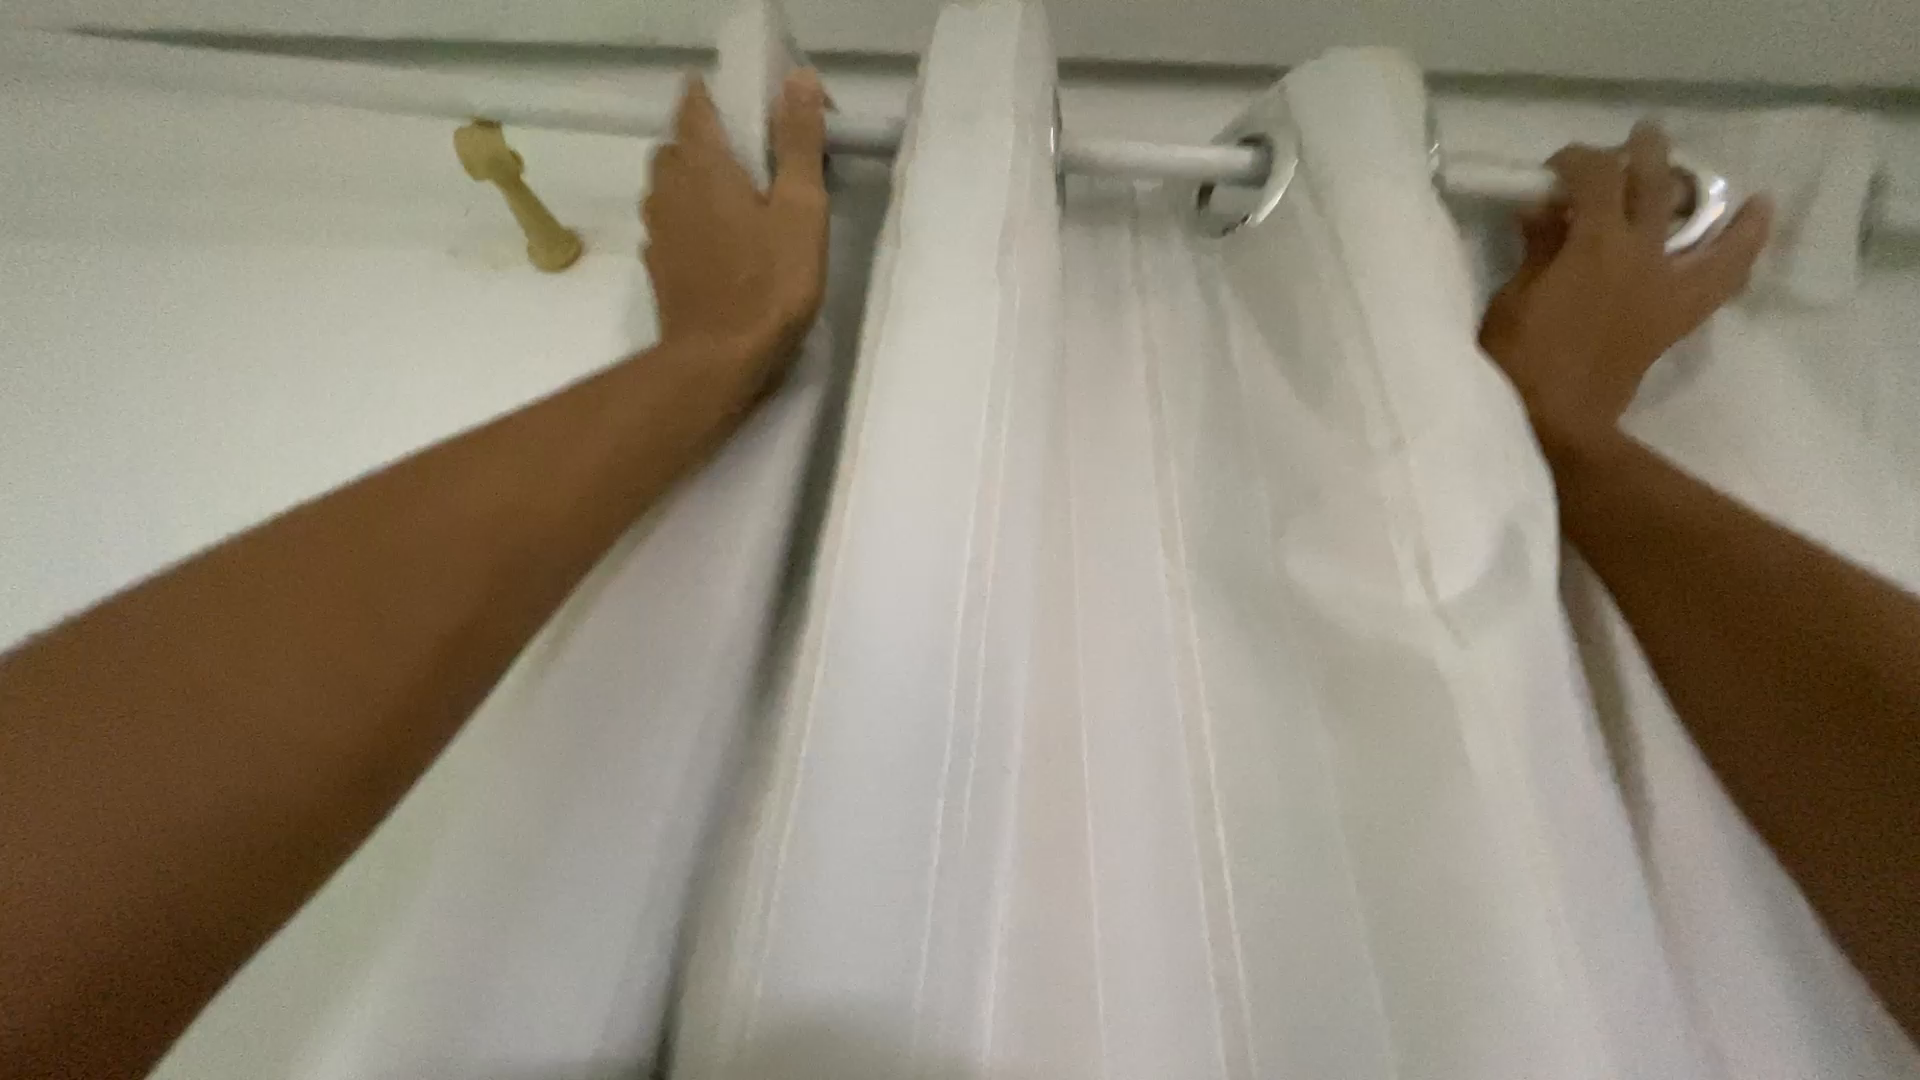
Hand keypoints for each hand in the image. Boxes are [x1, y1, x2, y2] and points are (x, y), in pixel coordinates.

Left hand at [642, 69, 829, 398]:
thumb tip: (798, 79)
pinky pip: (673, 228)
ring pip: (673, 188)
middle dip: (714, 146)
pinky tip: (723, 252)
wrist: (720, 362)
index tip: (759, 121)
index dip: (727, 100)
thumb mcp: (801, 211)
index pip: (697, 102)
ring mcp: (657, 229)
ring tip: (742, 213)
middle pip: (682, 145)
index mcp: (701, 162)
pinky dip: (693, 227)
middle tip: (758, 172)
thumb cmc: (769, 286)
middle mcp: (667, 186)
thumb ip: (798, 143)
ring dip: (701, 188)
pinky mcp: (658, 267)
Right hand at [1478, 123, 1771, 455]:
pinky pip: (1723, 267)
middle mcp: (1641, 254)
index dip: (1575, 162)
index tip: (1552, 168)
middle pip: (1651, 185)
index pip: (1595, 179)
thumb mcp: (1511, 301)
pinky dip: (1741, 237)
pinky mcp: (1676, 311)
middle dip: (1638, 155)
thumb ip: (1535, 251)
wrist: (1557, 421)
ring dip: (1689, 187)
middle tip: (1629, 142)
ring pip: (1697, 217)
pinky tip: (1746, 216)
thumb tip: (1543, 210)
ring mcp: (1665, 282)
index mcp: (1592, 248)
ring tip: (1688, 174)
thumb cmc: (1515, 362)